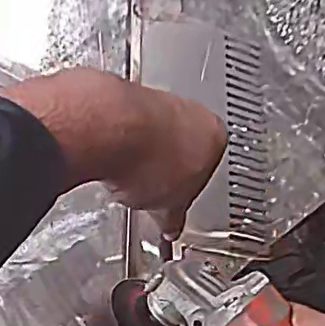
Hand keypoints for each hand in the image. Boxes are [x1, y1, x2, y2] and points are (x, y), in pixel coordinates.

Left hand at [2, 68, 225, 232]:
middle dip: (160, 173)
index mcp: (215, 137)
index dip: (182, 193)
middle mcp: (191, 111)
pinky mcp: (123, 100)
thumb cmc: (146, 160)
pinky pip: (123, 130)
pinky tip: (109, 162)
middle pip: (177, 151)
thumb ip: (172, 217)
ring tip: (124, 181)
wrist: (110, 132)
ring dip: (137, 159)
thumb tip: (170, 225)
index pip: (202, 172)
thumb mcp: (168, 209)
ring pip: (150, 138)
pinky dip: (116, 146)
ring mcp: (158, 101)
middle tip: (146, 194)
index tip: (170, 204)